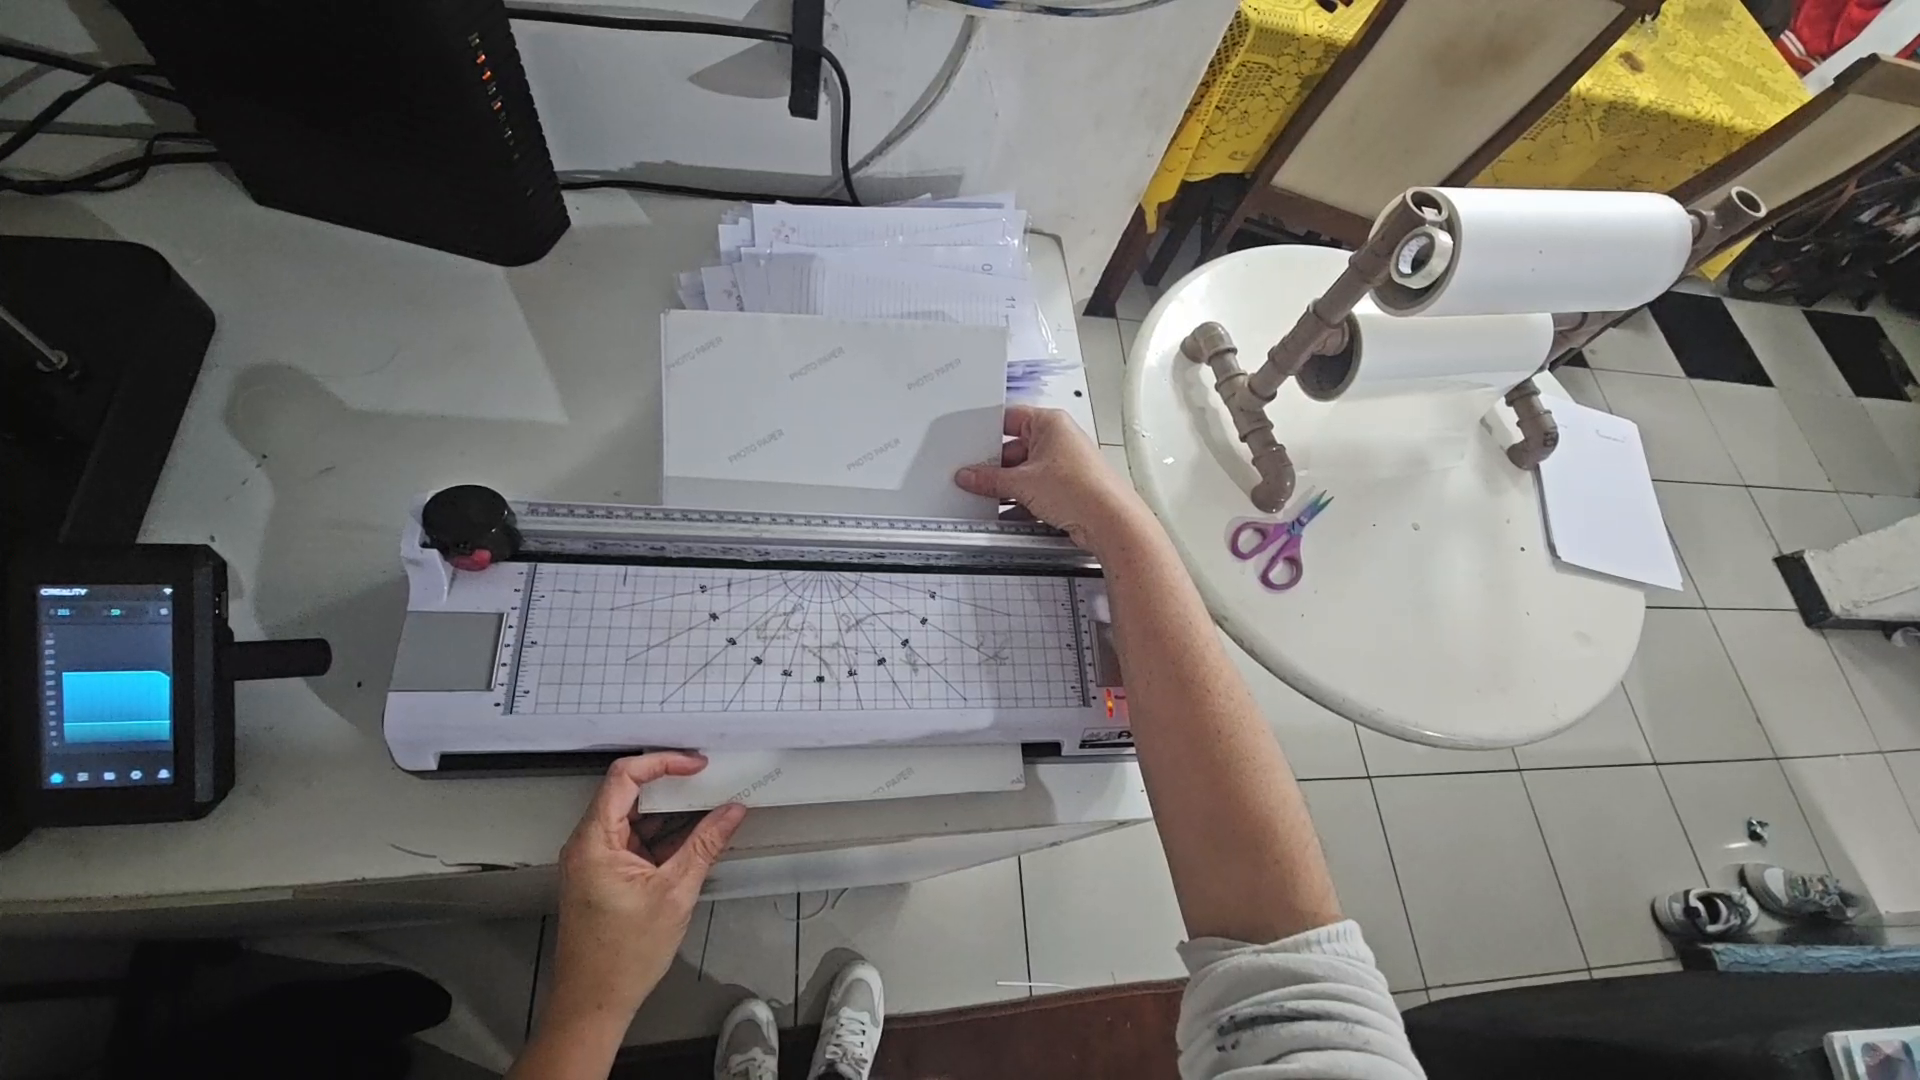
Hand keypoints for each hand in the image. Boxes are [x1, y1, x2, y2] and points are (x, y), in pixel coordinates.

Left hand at [545, 754, 746, 1034]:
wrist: (593, 1006)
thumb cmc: (627, 953)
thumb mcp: (675, 893)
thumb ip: (705, 844)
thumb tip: (735, 810)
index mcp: (595, 841)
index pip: (624, 777)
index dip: (663, 762)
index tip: (698, 765)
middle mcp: (589, 843)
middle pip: (629, 793)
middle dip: (672, 783)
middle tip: (711, 779)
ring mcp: (596, 859)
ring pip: (636, 817)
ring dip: (673, 811)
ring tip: (712, 804)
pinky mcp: (606, 874)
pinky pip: (637, 839)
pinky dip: (665, 834)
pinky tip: (697, 834)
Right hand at [955, 406, 1155, 556]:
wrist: (1111, 522)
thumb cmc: (1082, 489)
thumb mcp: (1023, 483)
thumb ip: (990, 480)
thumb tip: (970, 476)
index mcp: (1050, 423)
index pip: (1009, 419)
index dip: (987, 432)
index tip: (968, 446)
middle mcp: (1058, 440)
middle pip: (1014, 450)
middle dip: (994, 468)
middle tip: (971, 478)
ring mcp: (1062, 465)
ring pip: (1023, 473)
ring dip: (1006, 488)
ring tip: (984, 498)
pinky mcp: (1064, 489)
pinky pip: (1033, 491)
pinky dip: (1019, 502)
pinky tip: (1003, 514)